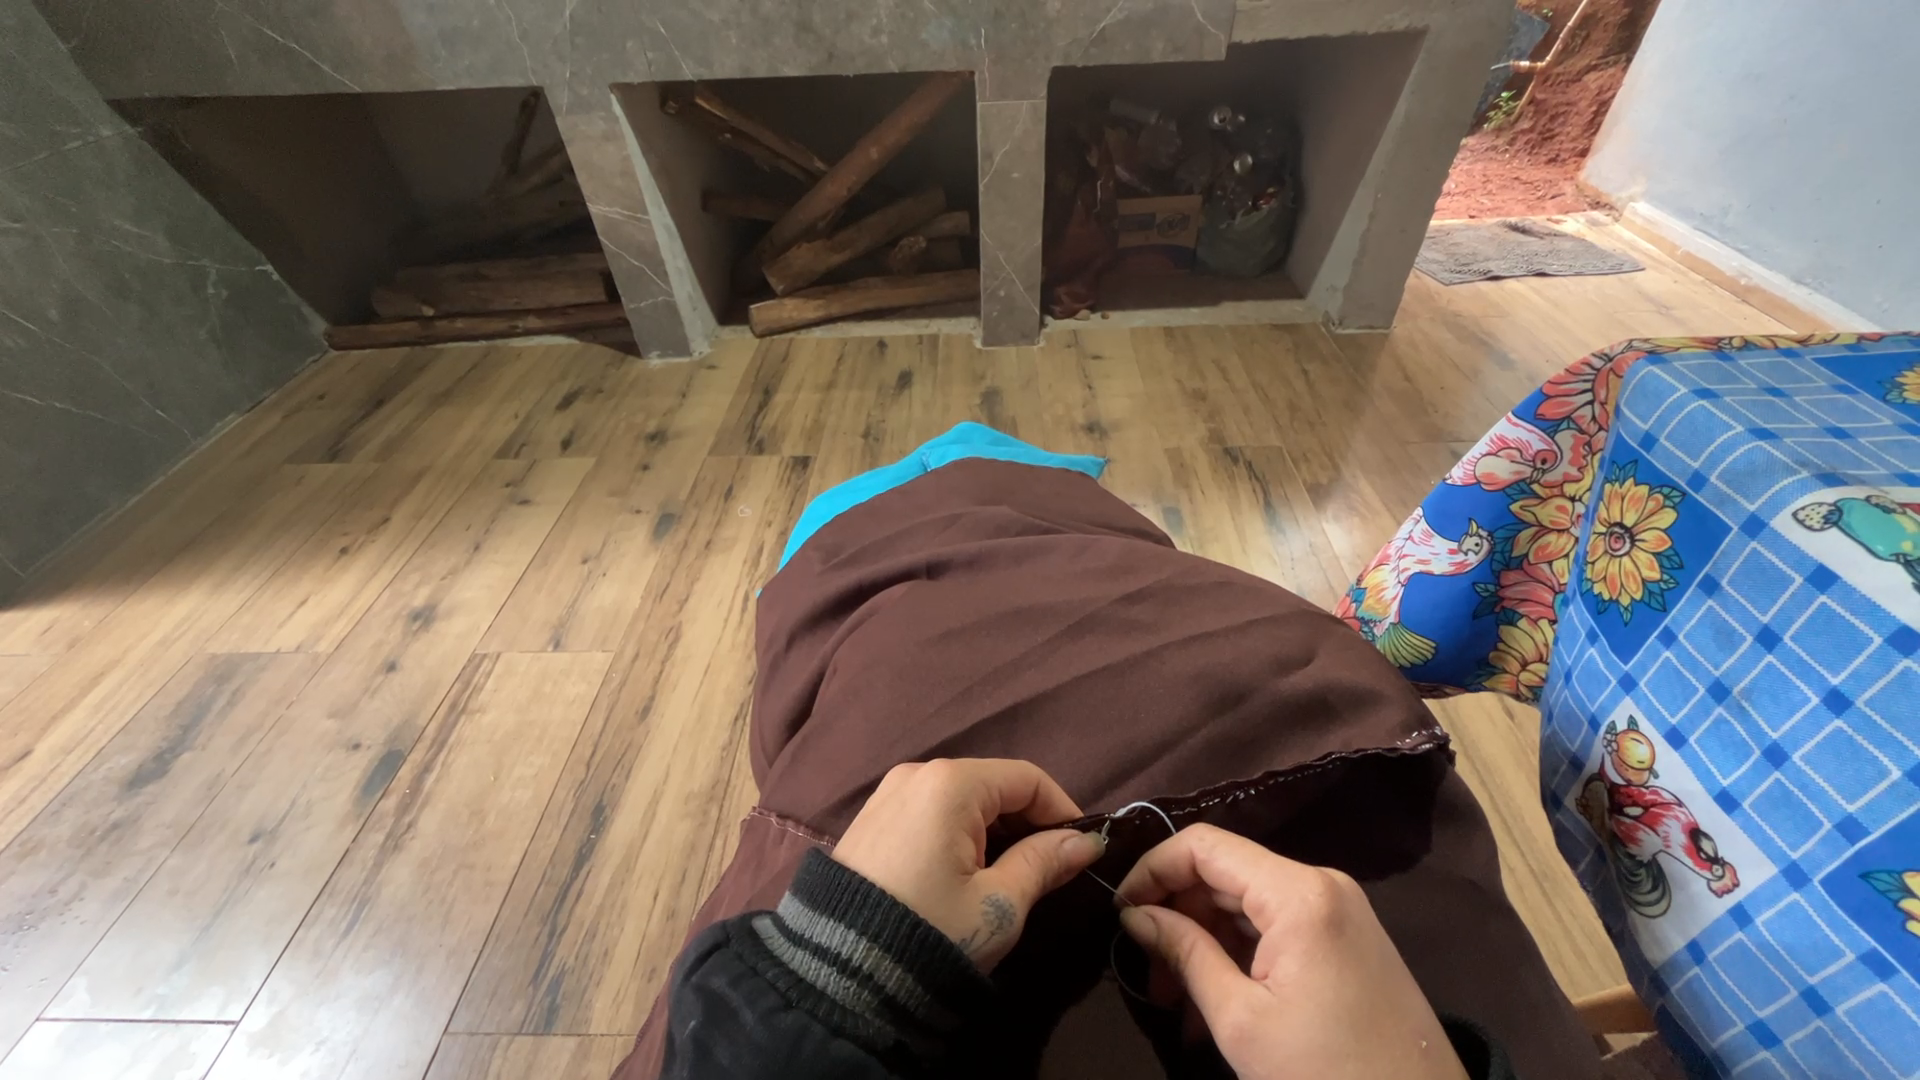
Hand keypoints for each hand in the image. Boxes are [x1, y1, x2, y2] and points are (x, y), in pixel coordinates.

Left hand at [832, 758, 1105, 972]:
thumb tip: (1085, 842)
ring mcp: (891, 791)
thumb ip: (1043, 863)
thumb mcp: (998, 904)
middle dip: (1028, 821)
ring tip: (1010, 875)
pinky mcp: (874, 815)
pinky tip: (967, 872)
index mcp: (951, 782)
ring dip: (995, 829)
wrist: (838, 971)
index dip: (1061, 809)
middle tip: (1050, 868)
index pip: (1027, 778)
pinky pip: (932, 809)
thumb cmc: (930, 930)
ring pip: (963, 798)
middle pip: (993, 784)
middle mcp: (919, 772)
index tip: (1082, 848)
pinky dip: (961, 832)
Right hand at [1115, 824, 1467, 1079]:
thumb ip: (1184, 952)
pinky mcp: (1345, 939)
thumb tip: (1134, 913)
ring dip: (1203, 940)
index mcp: (1297, 891)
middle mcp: (1319, 883)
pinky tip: (1213, 1003)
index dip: (1154, 869)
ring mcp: (1337, 910)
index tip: (1121, 911)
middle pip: (1223, 873)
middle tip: (1146, 971)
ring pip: (1244, 902)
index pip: (1204, 845)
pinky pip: (1273, 927)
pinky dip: (1237, 955)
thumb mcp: (1240, 1020)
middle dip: (1177, 915)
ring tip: (1175, 1000)